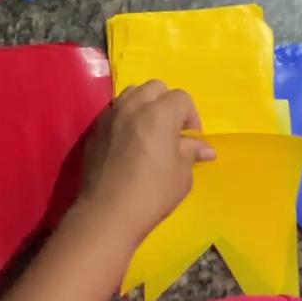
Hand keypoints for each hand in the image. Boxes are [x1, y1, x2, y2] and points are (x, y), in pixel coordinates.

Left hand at [72, 81, 214, 245]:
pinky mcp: (96, 128)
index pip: (182, 98)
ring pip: (132, 93)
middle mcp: (134, 106)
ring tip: (149, 131)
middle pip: (156, 87)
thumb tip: (205, 148)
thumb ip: (191, 152)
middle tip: (172, 130)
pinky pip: (116, 110)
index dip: (191, 116)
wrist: (107, 212)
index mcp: (160, 113)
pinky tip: (129, 141)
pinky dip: (127, 116)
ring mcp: (112, 114)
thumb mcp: (181, 175)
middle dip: (168, 103)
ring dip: (145, 104)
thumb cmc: (152, 193)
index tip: (191, 139)